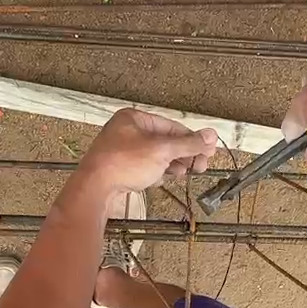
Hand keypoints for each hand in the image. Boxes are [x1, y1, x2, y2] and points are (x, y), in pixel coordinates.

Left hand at [77, 109, 218, 194]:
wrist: (94, 189)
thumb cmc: (124, 163)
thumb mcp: (162, 151)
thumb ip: (188, 144)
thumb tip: (211, 135)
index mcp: (134, 118)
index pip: (171, 126)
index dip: (191, 139)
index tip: (207, 150)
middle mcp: (125, 131)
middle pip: (163, 141)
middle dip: (182, 154)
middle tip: (199, 166)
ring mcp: (120, 151)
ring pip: (153, 156)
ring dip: (171, 165)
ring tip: (183, 173)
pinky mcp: (118, 169)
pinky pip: (142, 168)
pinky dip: (154, 173)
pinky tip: (160, 180)